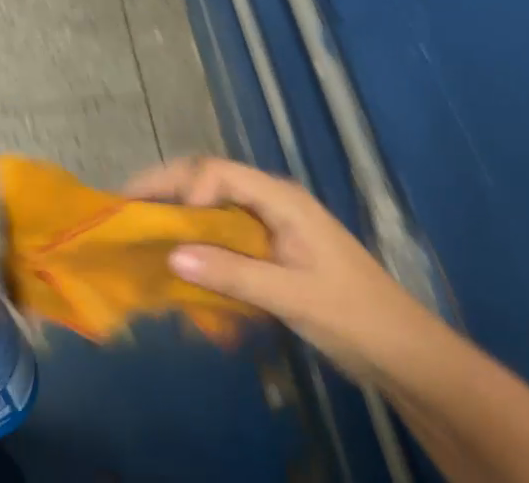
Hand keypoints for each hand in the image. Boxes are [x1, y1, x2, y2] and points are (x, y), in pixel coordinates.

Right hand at [126, 157, 439, 383]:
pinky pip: (222, 233)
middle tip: (123, 206)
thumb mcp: (293, 296)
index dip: (182, 188)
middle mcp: (272, 202)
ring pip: (212, 205)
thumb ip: (233, 273)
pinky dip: (194, 240)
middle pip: (208, 179)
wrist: (405, 354)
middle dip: (164, 188)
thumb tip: (170, 254)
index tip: (157, 221)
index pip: (218, 172)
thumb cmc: (354, 316)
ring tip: (139, 228)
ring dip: (176, 212)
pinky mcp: (270, 251)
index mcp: (281, 199)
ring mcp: (271, 226)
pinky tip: (176, 260)